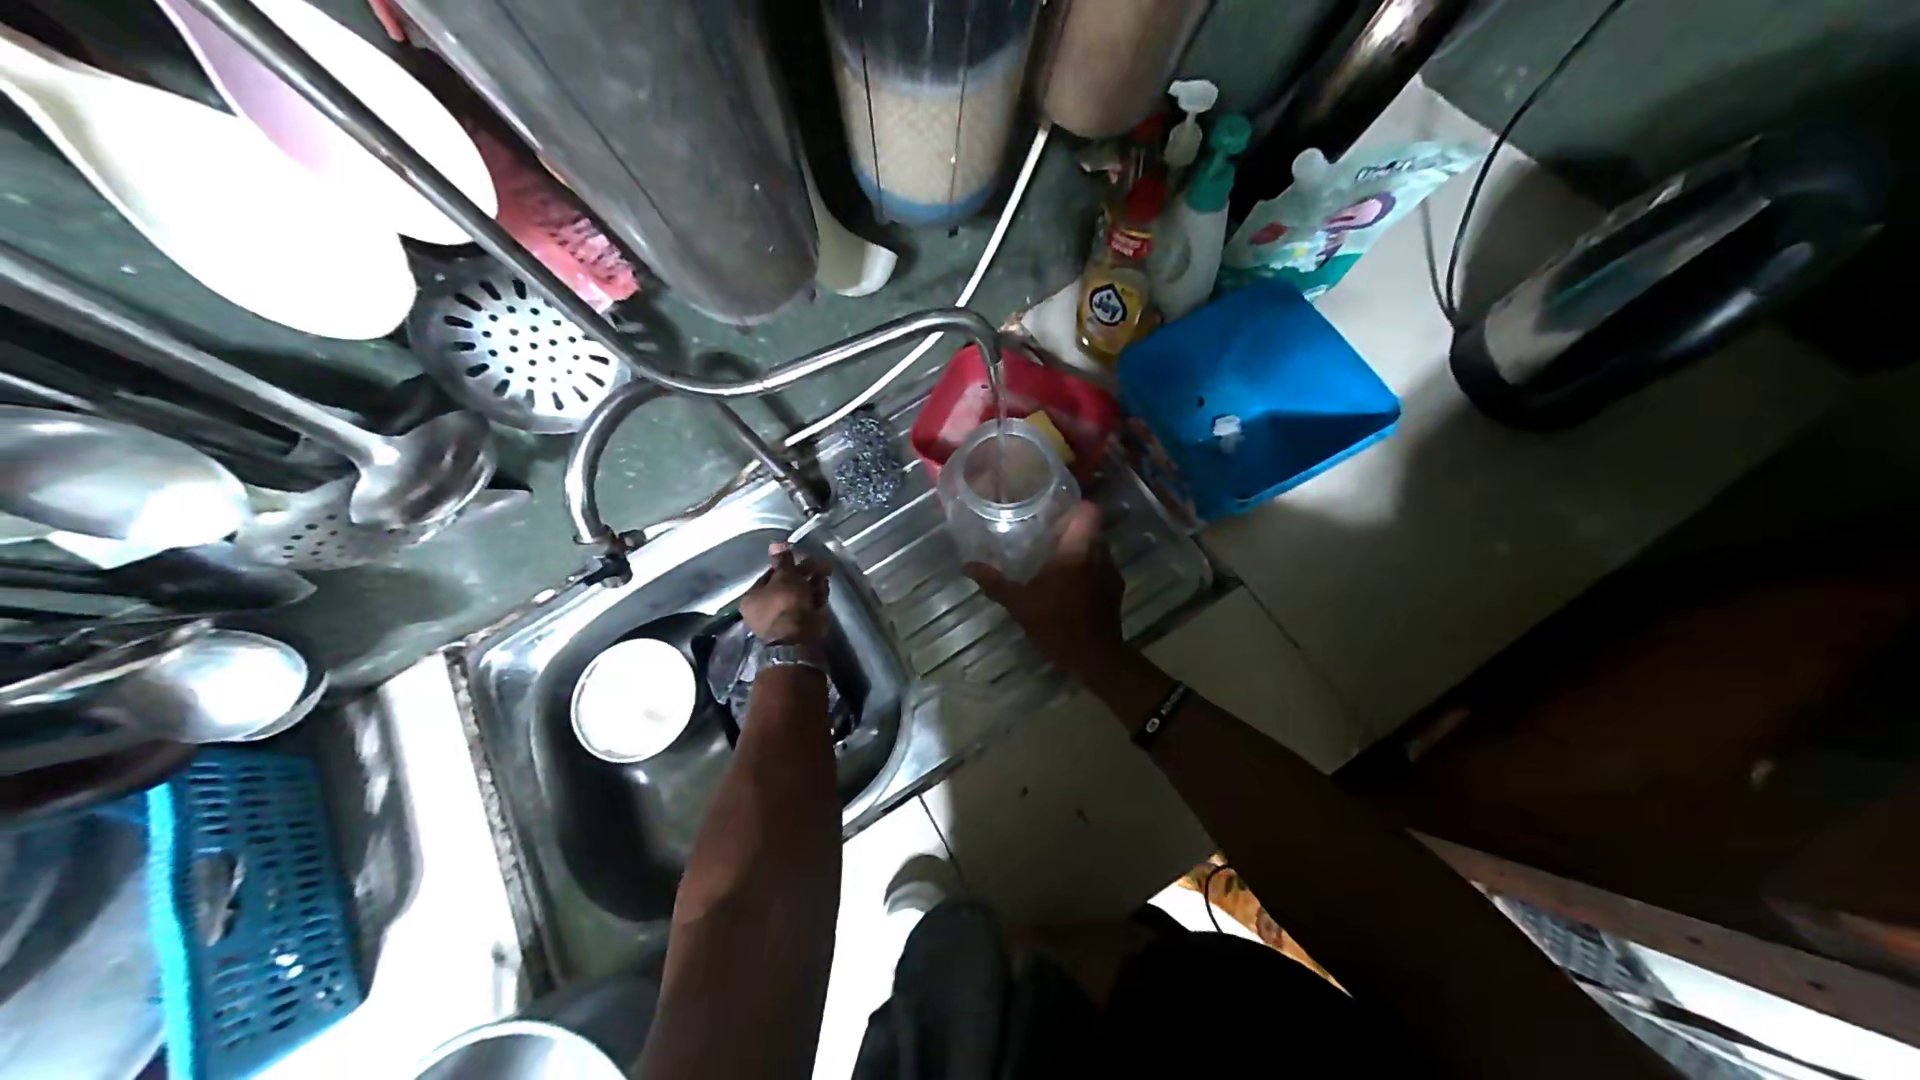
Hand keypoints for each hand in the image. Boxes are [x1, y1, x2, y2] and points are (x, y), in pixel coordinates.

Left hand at [742, 543, 831, 644]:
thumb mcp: (784, 577)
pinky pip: (808, 606)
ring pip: (800, 595)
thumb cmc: (785, 603)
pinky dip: (816, 598)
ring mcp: (783, 619)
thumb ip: (782, 560)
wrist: (799, 636)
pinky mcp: (800, 625)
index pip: (770, 575)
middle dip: (805, 573)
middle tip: (821, 565)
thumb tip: (776, 543)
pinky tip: (823, 593)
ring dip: (813, 584)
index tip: (800, 556)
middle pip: (787, 585)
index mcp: (753, 598)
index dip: (786, 564)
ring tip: (824, 577)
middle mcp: (765, 610)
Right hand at [966, 501, 1129, 680]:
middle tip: (1047, 533)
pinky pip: (1102, 566)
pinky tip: (1072, 583)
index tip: (1054, 510)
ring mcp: (1111, 572)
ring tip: (1058, 558)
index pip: (1088, 511)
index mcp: (1077, 551)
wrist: (1095, 658)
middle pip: (1091, 527)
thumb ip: (995, 583)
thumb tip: (969, 566)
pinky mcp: (1116, 589)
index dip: (1073, 506)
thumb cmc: (1057, 625)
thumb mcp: (1020, 605)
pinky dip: (1089, 568)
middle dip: (1072, 528)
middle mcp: (1099, 554)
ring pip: (1098, 547)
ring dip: (1081, 549)